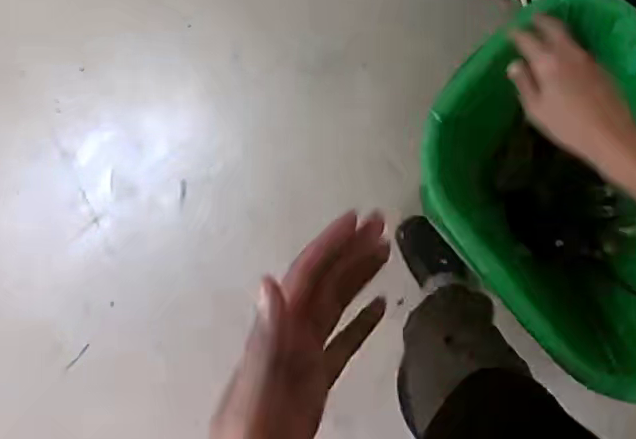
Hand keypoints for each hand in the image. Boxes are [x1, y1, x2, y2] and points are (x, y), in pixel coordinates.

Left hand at [210, 211, 389, 438]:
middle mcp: (292, 333)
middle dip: (351, 249)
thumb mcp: (258, 382)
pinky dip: (362, 322)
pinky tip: (379, 307)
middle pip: (326, 281)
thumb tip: (269, 281)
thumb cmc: (250, 429)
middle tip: (380, 223)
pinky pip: (342, 343)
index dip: (331, 243)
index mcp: (279, 327)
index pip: (308, 274)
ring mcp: (303, 357)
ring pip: (336, 304)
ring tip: (385, 251)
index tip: (355, 219)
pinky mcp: (314, 383)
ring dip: (359, 275)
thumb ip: (266, 336)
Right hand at [508, 15, 635, 169]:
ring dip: (555, 29)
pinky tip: (565, 54)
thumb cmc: (568, 126)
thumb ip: (524, 84)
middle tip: (532, 18)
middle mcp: (566, 52)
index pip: (526, 38)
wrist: (612, 135)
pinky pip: (578, 47)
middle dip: (540, 20)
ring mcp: (586, 57)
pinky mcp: (600, 65)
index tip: (510, 31)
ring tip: (547, 32)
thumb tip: (515, 64)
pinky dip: (568, 44)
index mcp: (546, 62)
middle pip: (552, 26)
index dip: (516, 33)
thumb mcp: (536, 110)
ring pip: (567, 35)